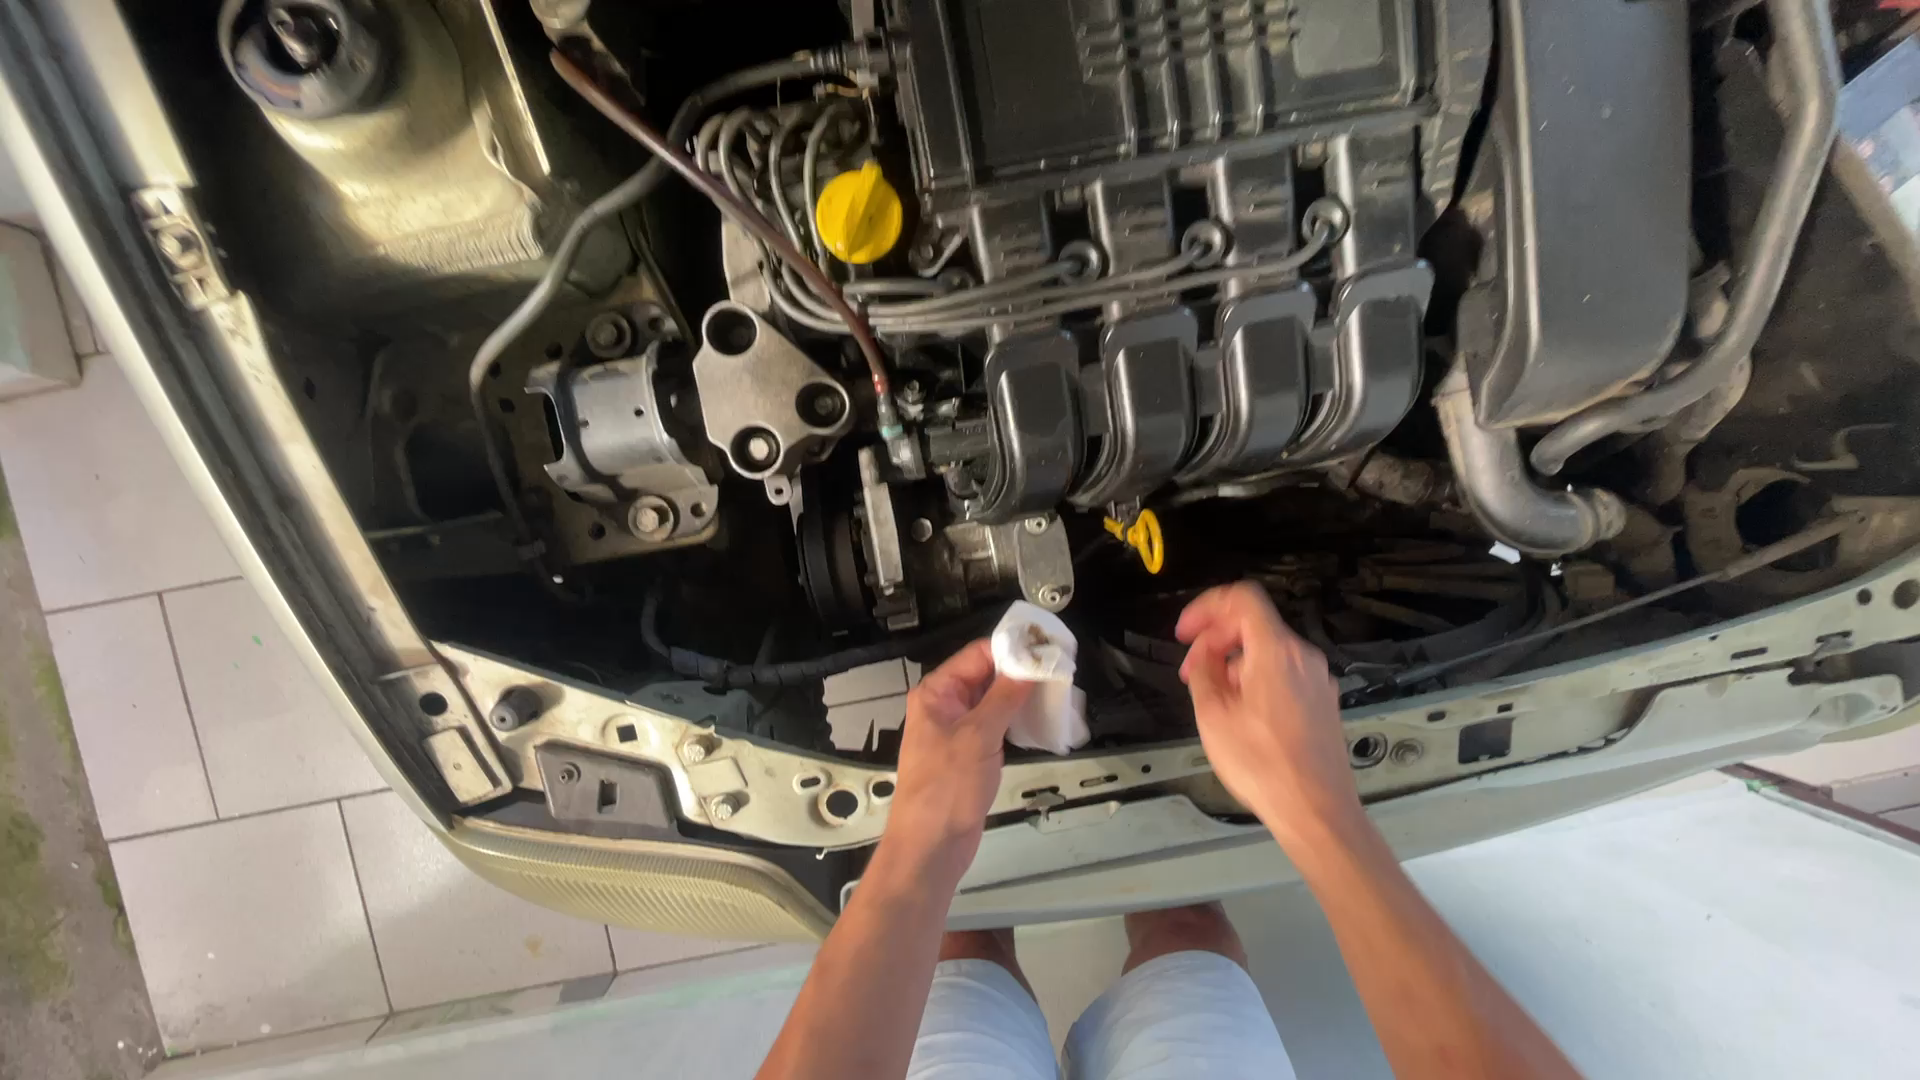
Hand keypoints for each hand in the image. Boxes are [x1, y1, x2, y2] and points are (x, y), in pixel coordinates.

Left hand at [879, 640, 1030, 887]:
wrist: (931, 847)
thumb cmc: (943, 791)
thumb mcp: (978, 736)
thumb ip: (1004, 697)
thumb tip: (1029, 665)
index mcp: (936, 693)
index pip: (977, 655)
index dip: (1011, 649)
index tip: (1044, 649)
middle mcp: (945, 707)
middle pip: (987, 676)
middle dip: (1020, 673)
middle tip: (1056, 671)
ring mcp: (958, 731)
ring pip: (994, 701)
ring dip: (1021, 698)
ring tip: (1054, 694)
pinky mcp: (971, 754)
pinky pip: (997, 726)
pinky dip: (1017, 721)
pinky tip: (1040, 722)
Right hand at [1175, 582, 1359, 847]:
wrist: (1316, 811)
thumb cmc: (1265, 766)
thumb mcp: (1213, 714)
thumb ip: (1203, 670)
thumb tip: (1204, 654)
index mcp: (1275, 652)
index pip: (1242, 599)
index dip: (1206, 607)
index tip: (1186, 631)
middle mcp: (1303, 658)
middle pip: (1253, 624)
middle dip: (1215, 639)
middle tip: (1189, 668)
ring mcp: (1317, 679)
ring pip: (1267, 650)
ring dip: (1233, 661)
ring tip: (1211, 694)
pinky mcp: (1322, 701)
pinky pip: (1283, 672)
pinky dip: (1255, 677)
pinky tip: (1239, 709)